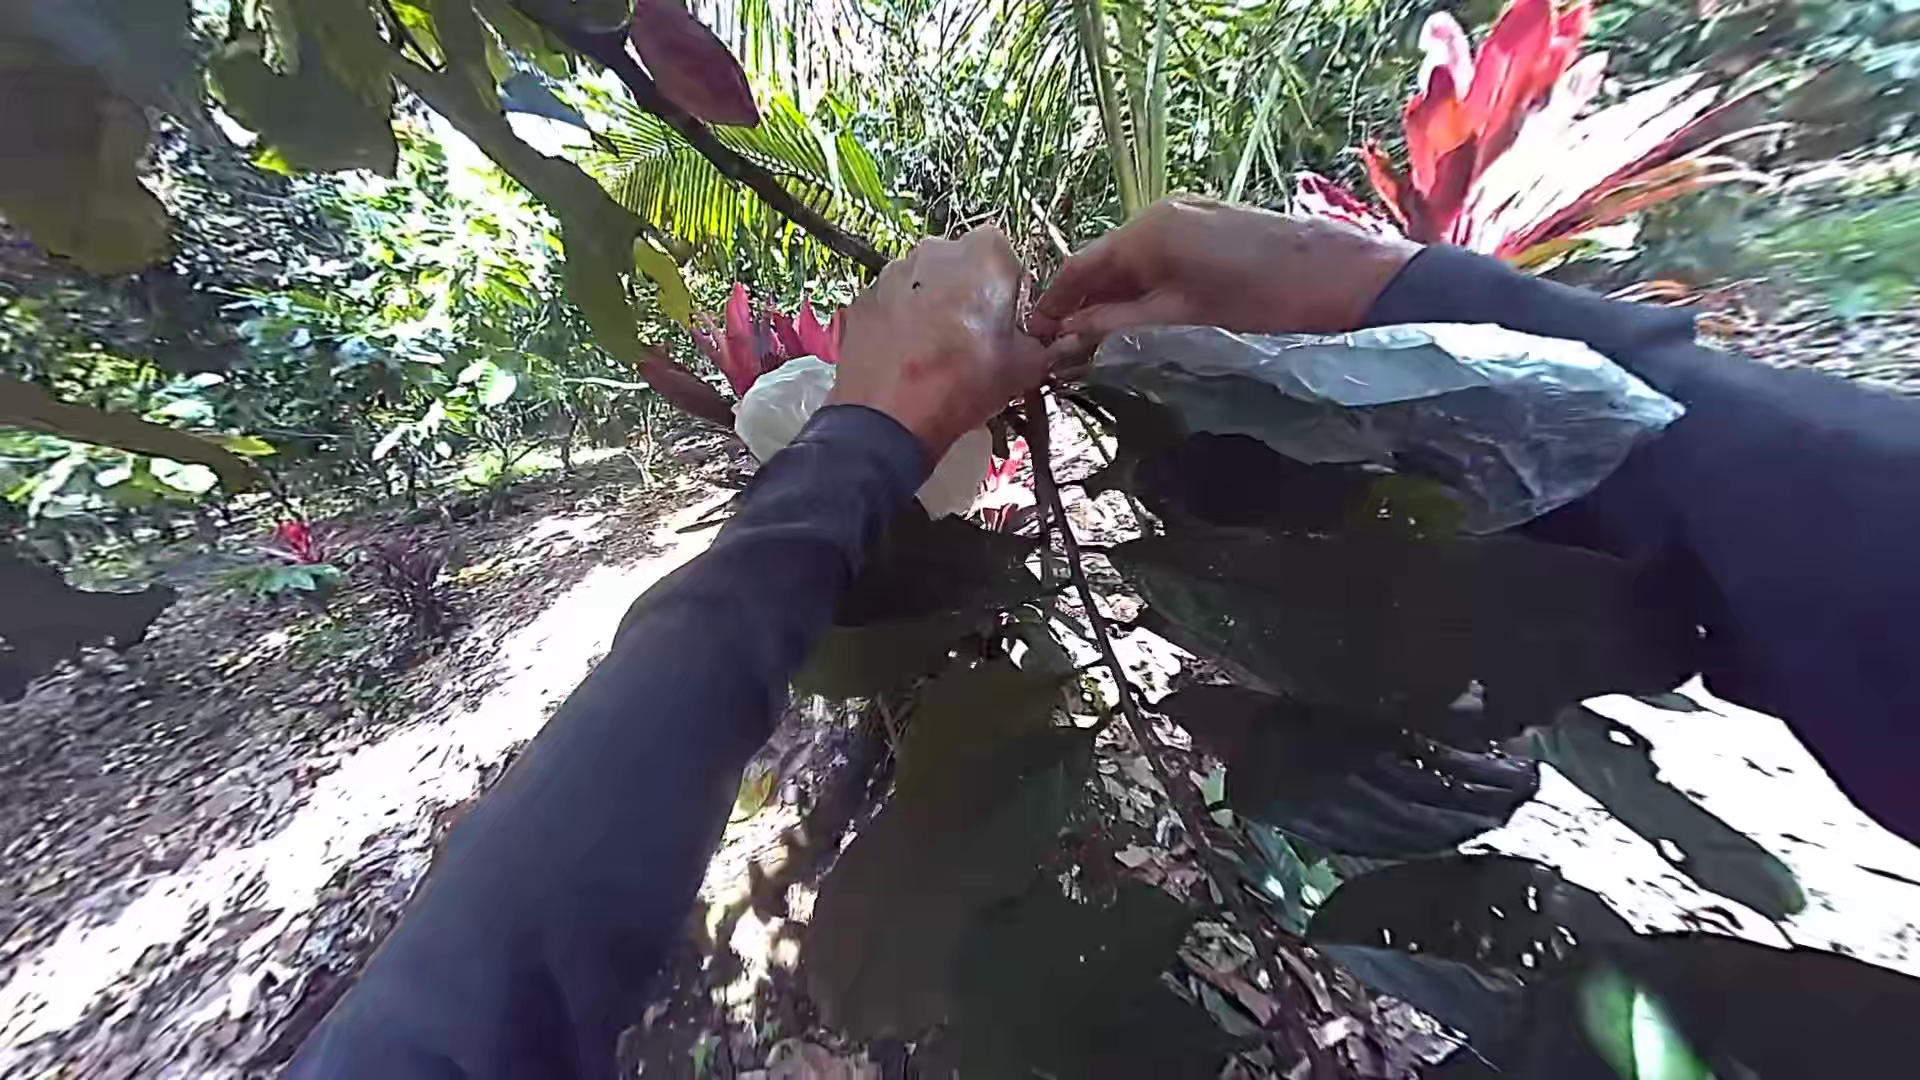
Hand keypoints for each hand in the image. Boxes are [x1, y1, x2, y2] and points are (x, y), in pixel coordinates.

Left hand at [829, 226, 1051, 455]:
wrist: (891, 417)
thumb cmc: (963, 384)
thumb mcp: (1025, 369)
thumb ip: (1045, 347)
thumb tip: (1051, 345)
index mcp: (986, 253)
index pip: (1008, 261)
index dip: (1009, 296)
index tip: (1006, 328)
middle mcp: (937, 249)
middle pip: (962, 270)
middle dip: (968, 299)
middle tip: (971, 346)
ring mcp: (894, 272)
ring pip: (925, 286)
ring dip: (933, 311)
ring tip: (935, 358)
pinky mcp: (864, 298)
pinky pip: (893, 305)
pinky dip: (900, 325)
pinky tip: (905, 361)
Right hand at [1028, 196, 1420, 363]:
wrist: (1344, 282)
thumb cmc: (1256, 304)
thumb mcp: (1174, 322)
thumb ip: (1112, 327)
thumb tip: (1061, 342)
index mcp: (1144, 232)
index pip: (1077, 269)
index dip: (1051, 307)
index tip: (1033, 343)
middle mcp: (1158, 216)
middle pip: (1101, 268)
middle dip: (1080, 311)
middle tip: (1065, 356)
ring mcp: (1187, 220)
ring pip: (1128, 269)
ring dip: (1109, 307)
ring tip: (1098, 348)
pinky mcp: (1208, 231)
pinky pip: (1156, 266)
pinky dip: (1138, 297)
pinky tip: (1137, 326)